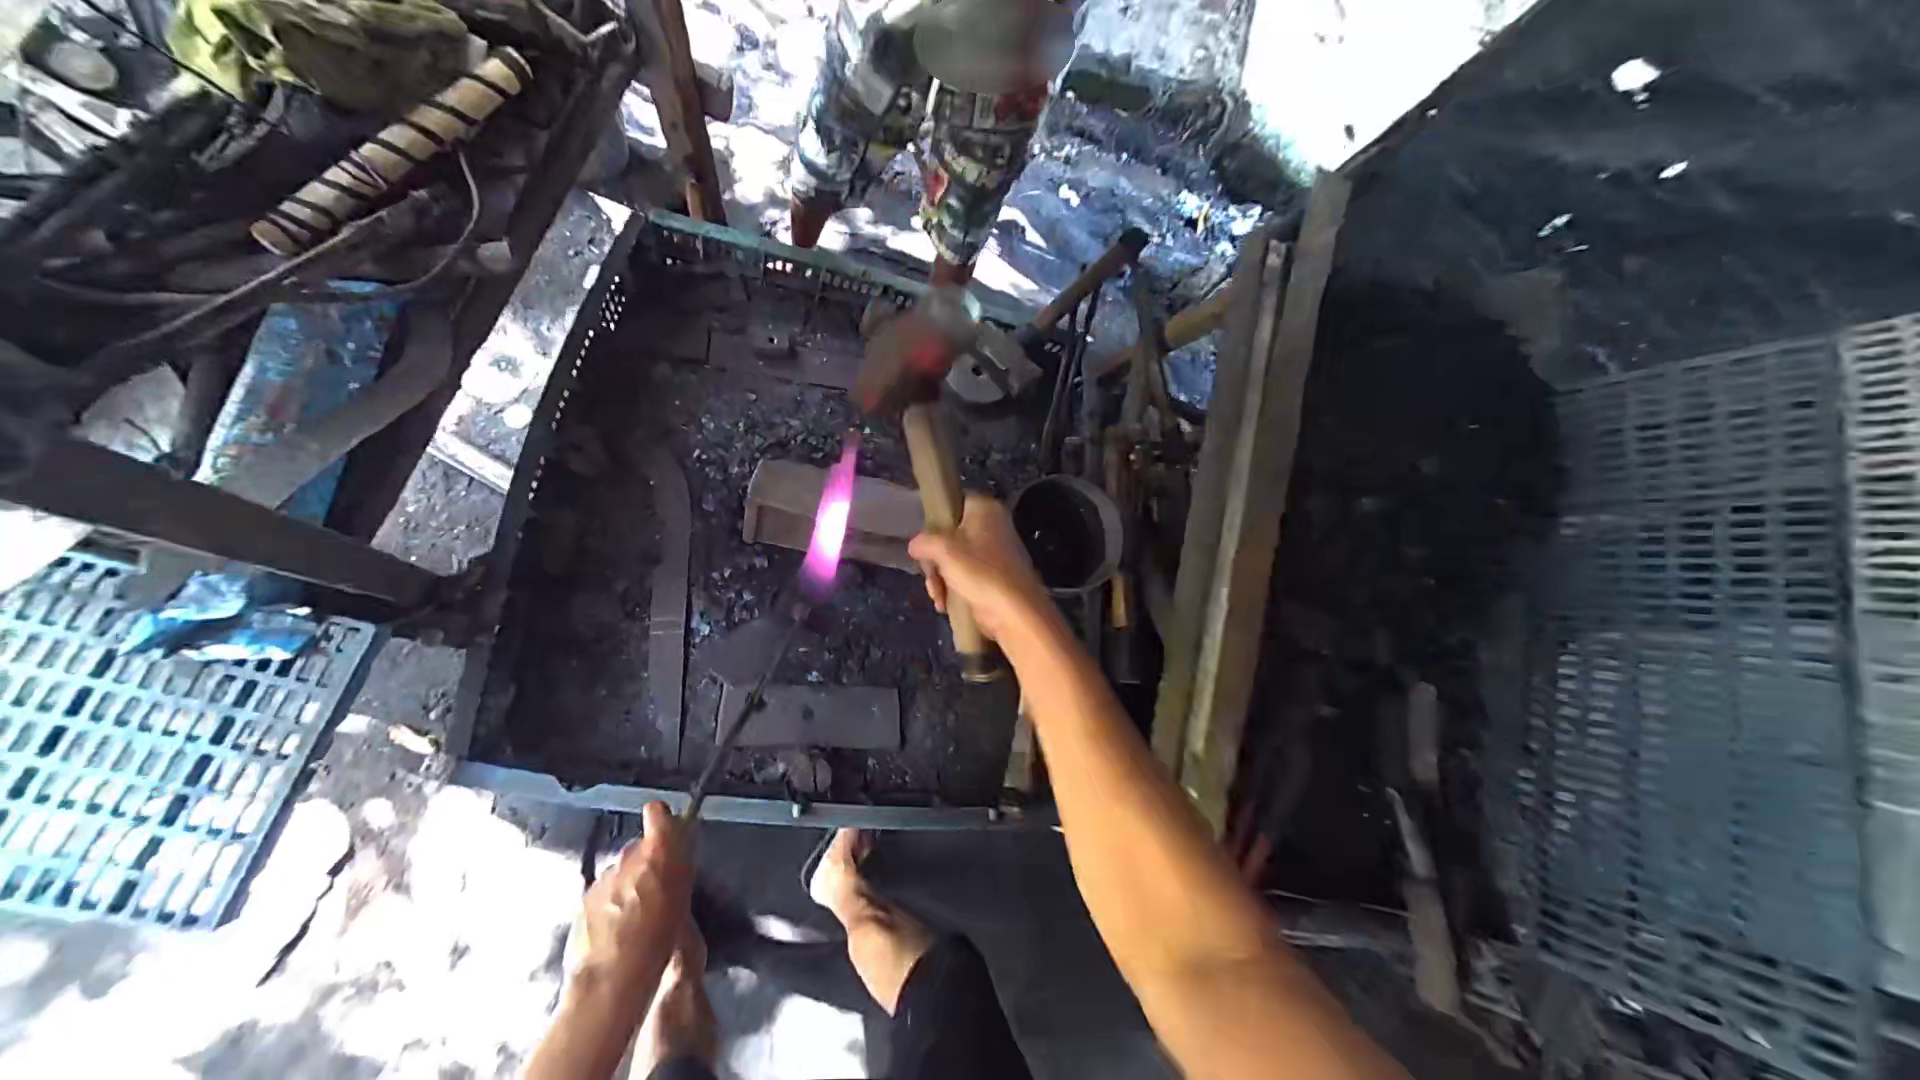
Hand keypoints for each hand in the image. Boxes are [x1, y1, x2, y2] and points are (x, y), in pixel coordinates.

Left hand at [578, 802, 692, 986]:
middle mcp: (626, 858)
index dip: (661, 819)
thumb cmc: (658, 939)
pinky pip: (603, 893)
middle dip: (646, 862)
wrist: (610, 978)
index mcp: (657, 852)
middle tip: (656, 889)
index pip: (657, 813)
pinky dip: (610, 904)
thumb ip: (680, 868)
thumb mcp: (683, 899)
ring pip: (620, 871)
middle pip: (638, 847)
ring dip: (628, 884)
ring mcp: (601, 880)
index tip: (667, 832)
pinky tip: (616, 931)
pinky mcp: (583, 902)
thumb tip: (679, 854)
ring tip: (635, 916)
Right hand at [907, 493, 1058, 644]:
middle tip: (931, 576)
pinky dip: (954, 589)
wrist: (1014, 612)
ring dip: (941, 579)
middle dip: (934, 561)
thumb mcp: (943, 550)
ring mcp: (996, 552)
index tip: (923, 543)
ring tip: (939, 597)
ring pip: (955, 559)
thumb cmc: (980, 572)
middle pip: (950, 536)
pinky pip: (966, 576)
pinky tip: (946, 604)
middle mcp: (993, 526)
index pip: (951, 503)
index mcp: (985, 509)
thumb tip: (915, 545)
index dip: (934, 523)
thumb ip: (924, 541)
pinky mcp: (995, 576)